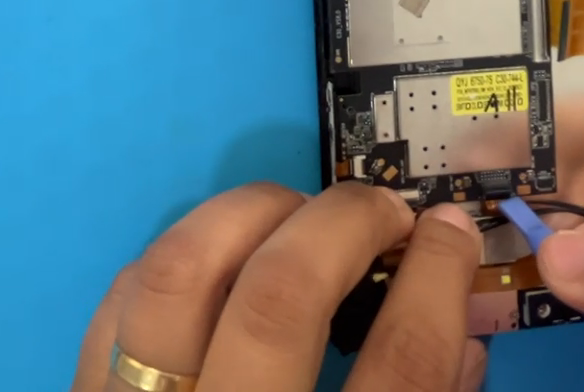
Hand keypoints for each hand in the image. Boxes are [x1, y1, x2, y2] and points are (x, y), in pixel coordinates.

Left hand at [71, 181, 488, 391]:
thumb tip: (457, 325)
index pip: (397, 373)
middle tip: (384, 209)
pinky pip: (125, 296)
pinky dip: (183, 251)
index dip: (435, 282)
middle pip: (276, 300)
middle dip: (343, 225)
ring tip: (303, 210)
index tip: (448, 229)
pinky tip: (227, 252)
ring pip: (180, 271)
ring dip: (253, 212)